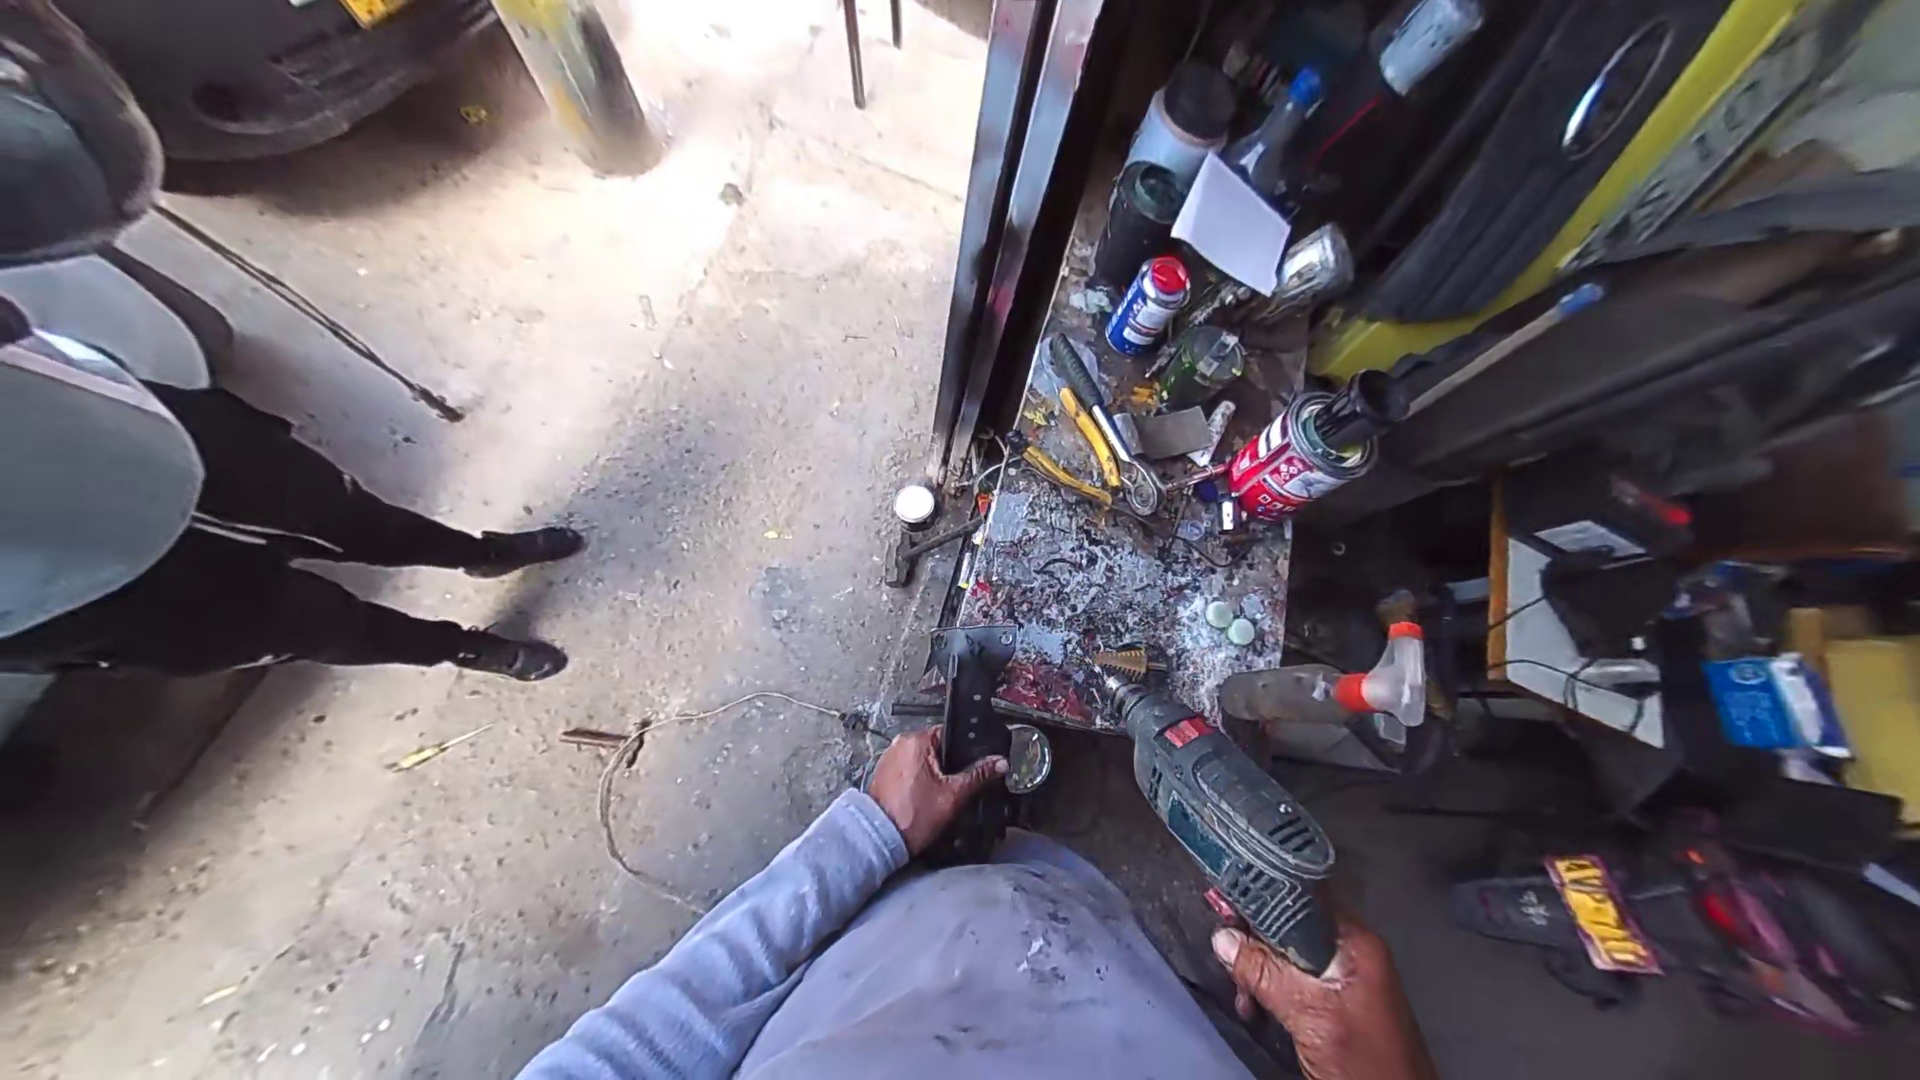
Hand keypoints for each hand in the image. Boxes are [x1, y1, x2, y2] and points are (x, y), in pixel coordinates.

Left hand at [867, 727, 1007, 854]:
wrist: (881, 839)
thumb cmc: (913, 816)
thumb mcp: (953, 795)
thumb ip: (978, 775)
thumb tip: (999, 763)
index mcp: (916, 739)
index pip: (949, 733)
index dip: (964, 750)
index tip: (971, 766)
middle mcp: (901, 743)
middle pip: (936, 747)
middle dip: (949, 765)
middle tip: (955, 786)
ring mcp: (890, 757)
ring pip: (923, 759)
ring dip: (934, 773)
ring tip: (939, 793)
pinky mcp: (885, 772)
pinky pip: (910, 768)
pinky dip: (919, 779)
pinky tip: (924, 797)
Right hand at [1212, 917, 1437, 1079]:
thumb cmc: (1366, 1066)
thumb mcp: (1312, 1017)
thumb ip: (1265, 973)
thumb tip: (1220, 936)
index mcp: (1353, 942)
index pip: (1296, 899)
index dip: (1257, 899)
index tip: (1221, 904)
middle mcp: (1347, 951)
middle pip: (1285, 926)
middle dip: (1252, 941)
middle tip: (1226, 957)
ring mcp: (1341, 979)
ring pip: (1283, 954)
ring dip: (1255, 970)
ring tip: (1241, 994)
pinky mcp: (1331, 1004)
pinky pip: (1289, 980)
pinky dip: (1267, 989)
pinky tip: (1251, 1005)